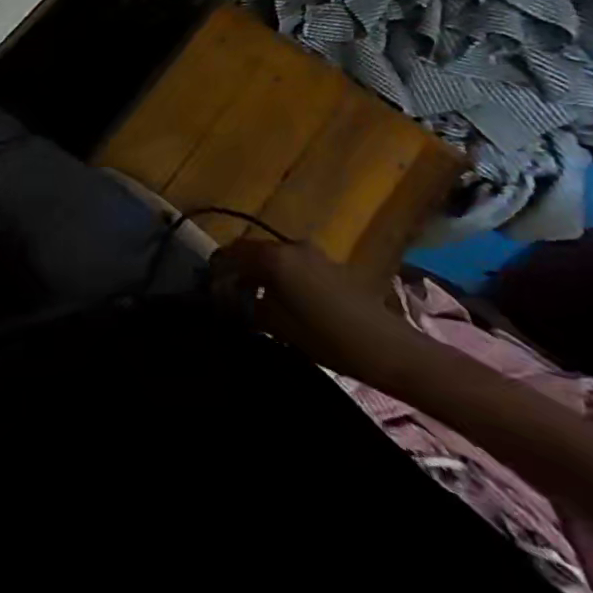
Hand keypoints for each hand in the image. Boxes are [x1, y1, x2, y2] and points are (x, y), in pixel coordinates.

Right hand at [213, 239, 428, 385]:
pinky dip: (281, 276)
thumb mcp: (276, 324)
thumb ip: (248, 306)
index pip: (233, 251)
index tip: (209, 284)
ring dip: (260, 272)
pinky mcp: (330, 266)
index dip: (218, 266)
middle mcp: (292, 246)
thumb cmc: (323, 334)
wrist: (383, 345)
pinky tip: (281, 300)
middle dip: (239, 268)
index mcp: (274, 256)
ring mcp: (314, 254)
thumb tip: (231, 300)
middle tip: (229, 293)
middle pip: (254, 250)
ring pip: (275, 257)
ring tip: (253, 298)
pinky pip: (294, 264)